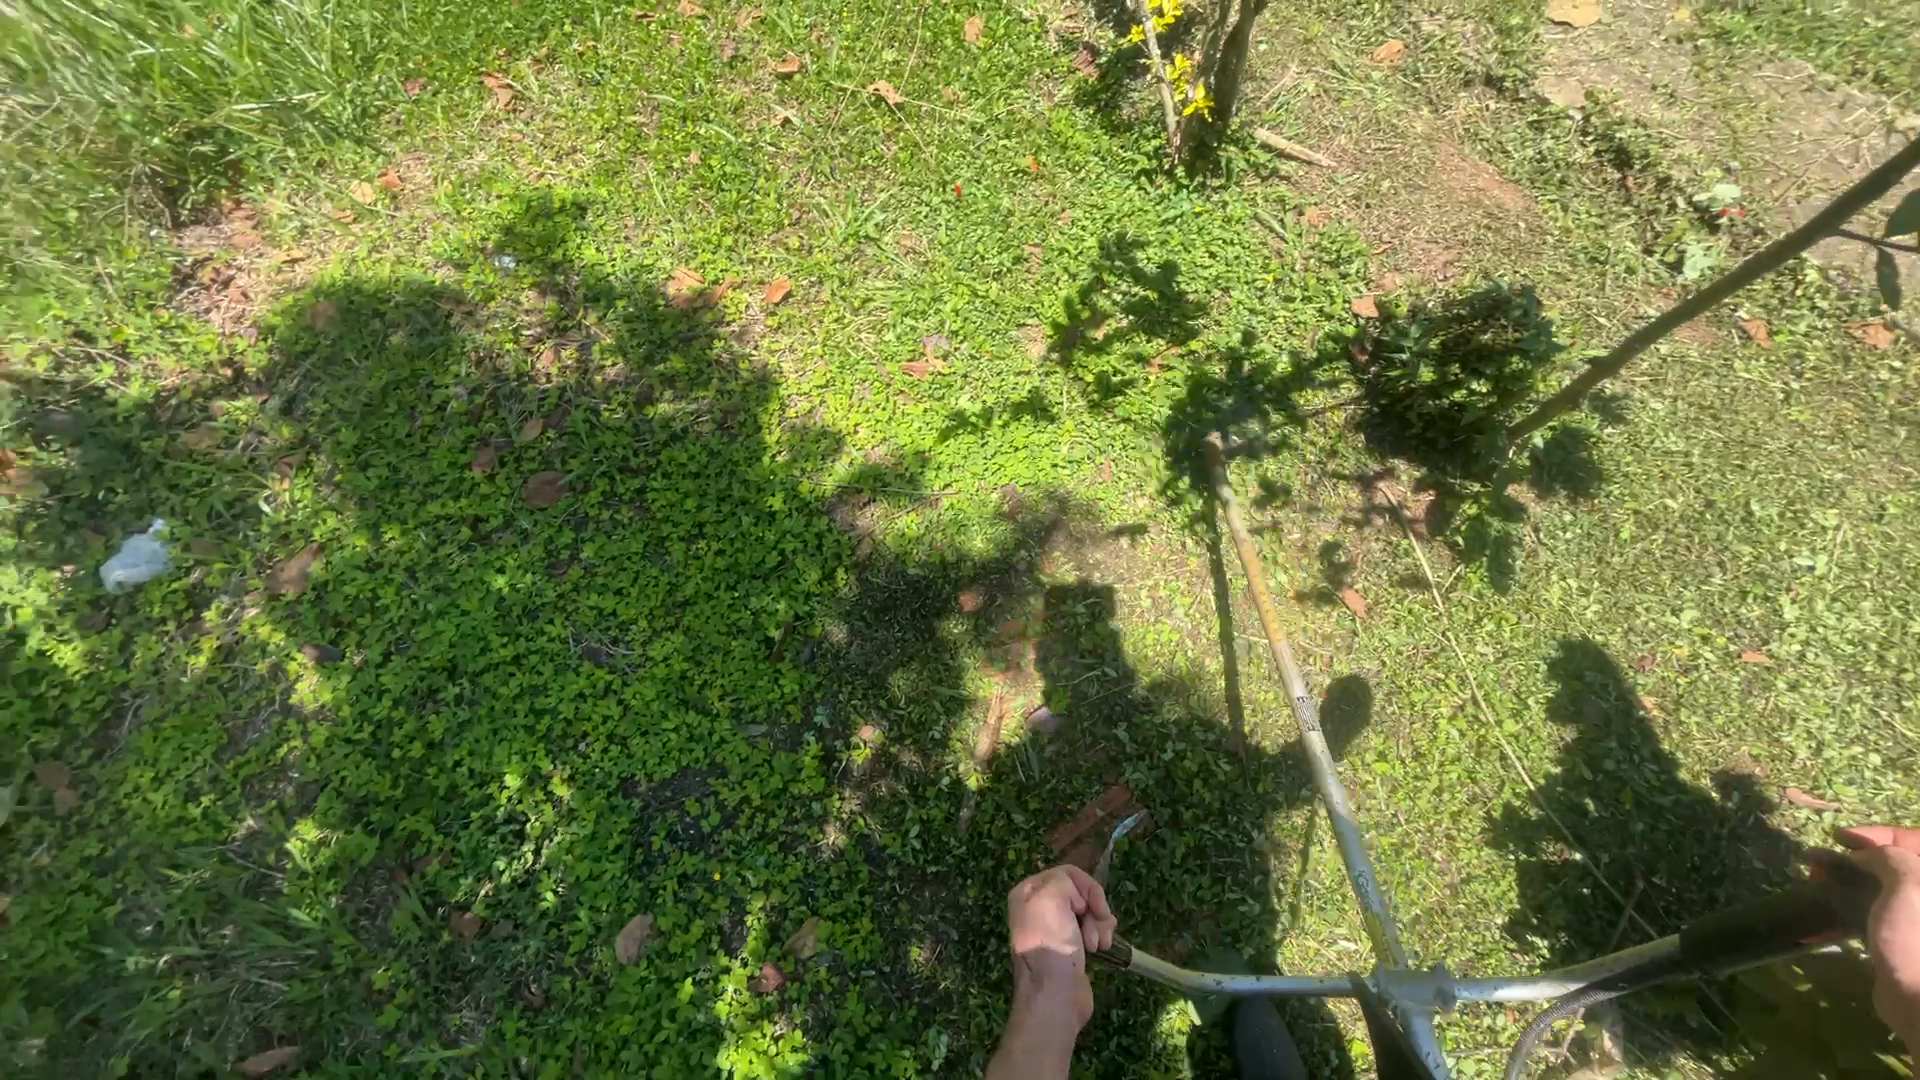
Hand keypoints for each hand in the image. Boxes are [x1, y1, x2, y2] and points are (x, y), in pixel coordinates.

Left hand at [985, 865, 1118, 1079]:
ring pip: (1090, 910)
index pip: (1066, 873)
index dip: (1084, 887)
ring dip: (1100, 923)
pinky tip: (1102, 947)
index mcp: (1028, 892)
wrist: (1055, 996)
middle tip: (1096, 927)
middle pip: (1080, 892)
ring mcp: (1056, 928)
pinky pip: (1093, 928)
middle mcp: (1040, 907)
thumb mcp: (1051, 898)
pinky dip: (1102, 934)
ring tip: (1098, 944)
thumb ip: (1064, 881)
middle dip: (1094, 908)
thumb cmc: (1051, 944)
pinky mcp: (1072, 946)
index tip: (1091, 906)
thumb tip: (1079, 899)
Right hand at [1837, 825, 1919, 1051]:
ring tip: (1815, 883)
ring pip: (1885, 890)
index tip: (1842, 837)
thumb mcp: (1909, 888)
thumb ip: (1890, 859)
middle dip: (1858, 859)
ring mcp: (1919, 924)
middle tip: (1824, 861)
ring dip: (1847, 882)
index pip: (1919, 842)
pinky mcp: (1908, 943)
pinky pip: (1877, 915)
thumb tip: (1866, 855)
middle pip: (1901, 866)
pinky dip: (1848, 910)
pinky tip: (1823, 916)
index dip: (1883, 834)